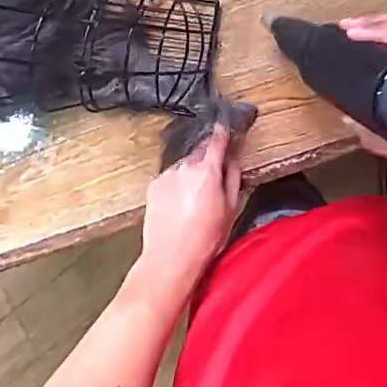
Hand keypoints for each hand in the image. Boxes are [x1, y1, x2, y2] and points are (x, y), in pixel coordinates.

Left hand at [139, 124, 240, 286]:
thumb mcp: (231, 208)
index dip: (222, 131)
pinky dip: (177, 184)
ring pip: (185, 165)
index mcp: (208, 169)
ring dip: (191, 173)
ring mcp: (167, 175)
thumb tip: (231, 161)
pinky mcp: (153, 187)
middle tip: (214, 177)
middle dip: (208, 158)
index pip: (217, 139)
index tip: (224, 127)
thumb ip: (233, 177)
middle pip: (200, 151)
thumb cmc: (204, 238)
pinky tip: (180, 204)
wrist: (169, 259)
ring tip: (195, 198)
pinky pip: (171, 177)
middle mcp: (185, 167)